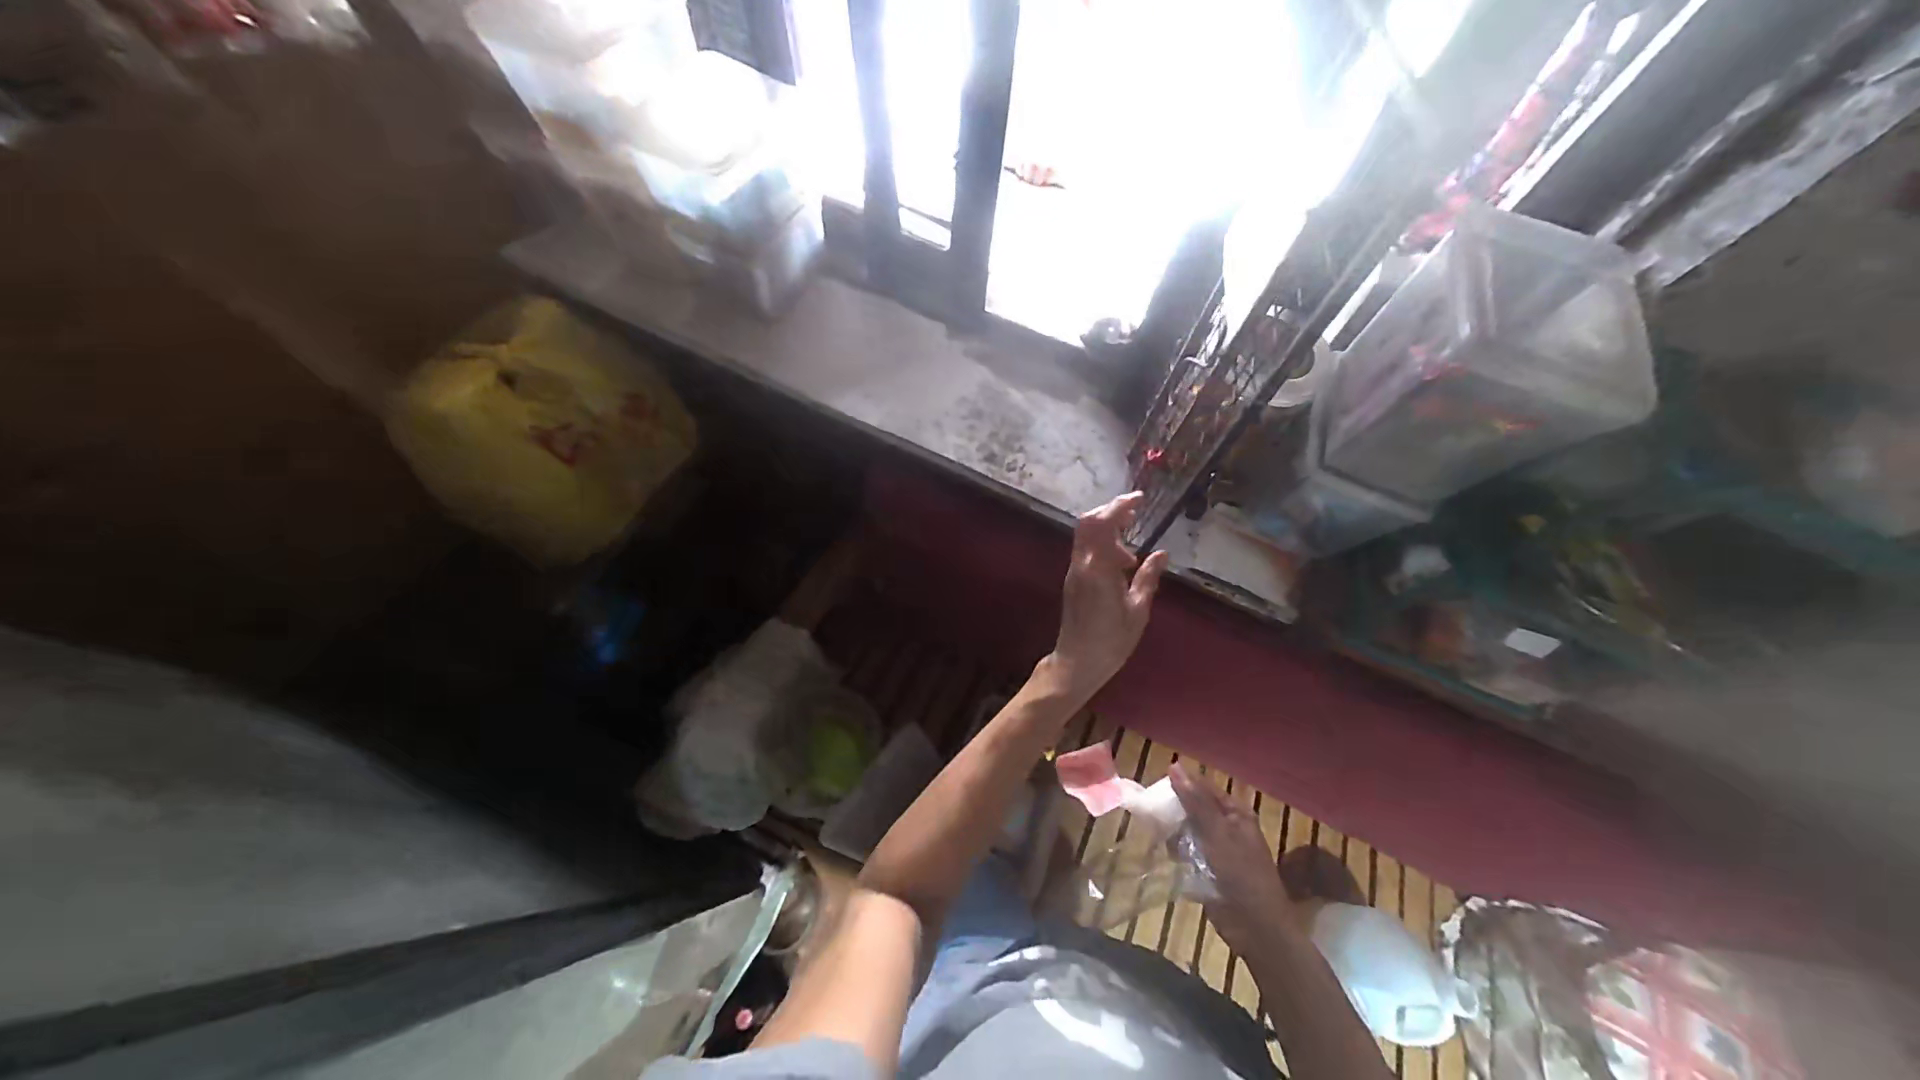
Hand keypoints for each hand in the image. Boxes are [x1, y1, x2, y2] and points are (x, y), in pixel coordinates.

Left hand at [1048, 491, 1168, 702]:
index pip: (1103, 524)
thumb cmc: (1112, 640)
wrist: (1077, 661)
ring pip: (1084, 535)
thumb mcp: (1138, 610)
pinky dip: (1102, 544)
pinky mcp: (1073, 579)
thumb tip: (1161, 553)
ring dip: (1107, 528)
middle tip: (1135, 510)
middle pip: (1088, 522)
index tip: (1140, 500)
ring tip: (1132, 545)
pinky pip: (1085, 549)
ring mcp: (1074, 571)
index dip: (1120, 507)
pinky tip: (1122, 561)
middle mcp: (1081, 564)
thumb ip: (1148, 578)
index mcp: (1098, 569)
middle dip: (1111, 510)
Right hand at [1170, 762, 1294, 950]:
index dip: (1180, 786)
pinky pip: (1187, 851)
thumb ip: (1195, 801)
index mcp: (1235, 813)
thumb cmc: (1241, 874)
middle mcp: (1227, 826)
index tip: (1154, 790)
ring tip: (1160, 837)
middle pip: (1193, 808)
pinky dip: (1177, 851)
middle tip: (1153, 814)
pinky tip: (1169, 855)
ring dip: (1174, 833)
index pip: (1203, 788)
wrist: (1256, 928)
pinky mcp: (1208, 868)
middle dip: (1174, 811)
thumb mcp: (1217, 833)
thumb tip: (1174, 766)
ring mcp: (1218, 848)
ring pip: (1187, 830)